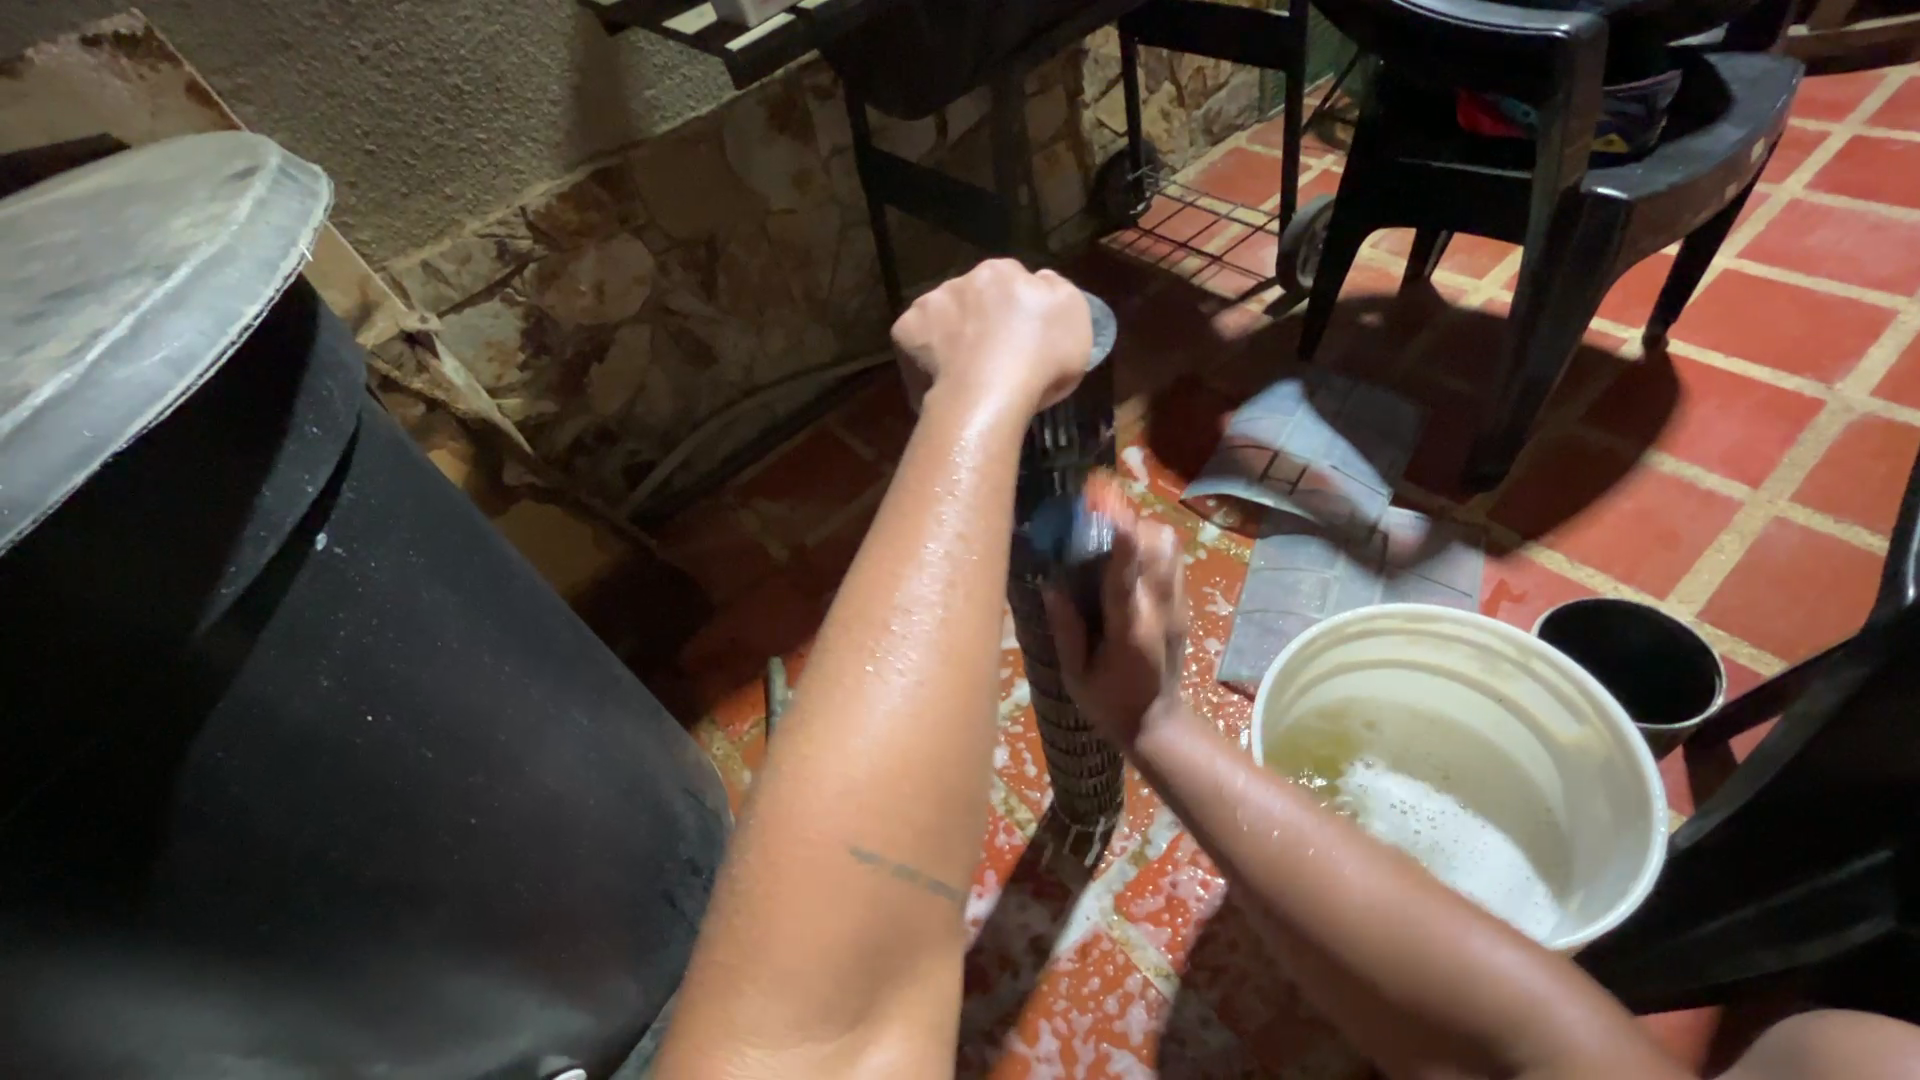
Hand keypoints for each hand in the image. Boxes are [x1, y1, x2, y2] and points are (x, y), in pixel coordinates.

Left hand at [891, 259, 1091, 418]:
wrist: (989, 394)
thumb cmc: (1041, 358)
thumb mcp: (1075, 316)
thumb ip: (1057, 289)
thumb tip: (1040, 280)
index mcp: (1002, 271)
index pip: (1010, 280)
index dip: (1017, 309)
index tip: (1022, 337)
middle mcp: (961, 279)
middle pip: (972, 296)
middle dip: (980, 319)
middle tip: (993, 356)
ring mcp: (929, 304)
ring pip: (942, 316)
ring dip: (952, 334)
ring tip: (964, 371)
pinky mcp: (905, 333)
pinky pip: (916, 341)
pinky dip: (925, 355)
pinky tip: (940, 377)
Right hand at [1043, 511, 1187, 754]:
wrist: (1157, 723)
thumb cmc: (1108, 702)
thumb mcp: (1075, 674)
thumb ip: (1066, 628)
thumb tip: (1051, 583)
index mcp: (1130, 633)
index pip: (1127, 580)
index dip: (1121, 541)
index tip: (1108, 508)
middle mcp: (1161, 612)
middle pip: (1158, 548)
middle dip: (1129, 521)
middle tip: (1096, 514)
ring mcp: (1178, 605)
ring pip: (1170, 546)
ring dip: (1141, 528)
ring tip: (1111, 531)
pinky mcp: (1184, 602)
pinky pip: (1172, 557)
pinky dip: (1151, 543)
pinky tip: (1127, 552)